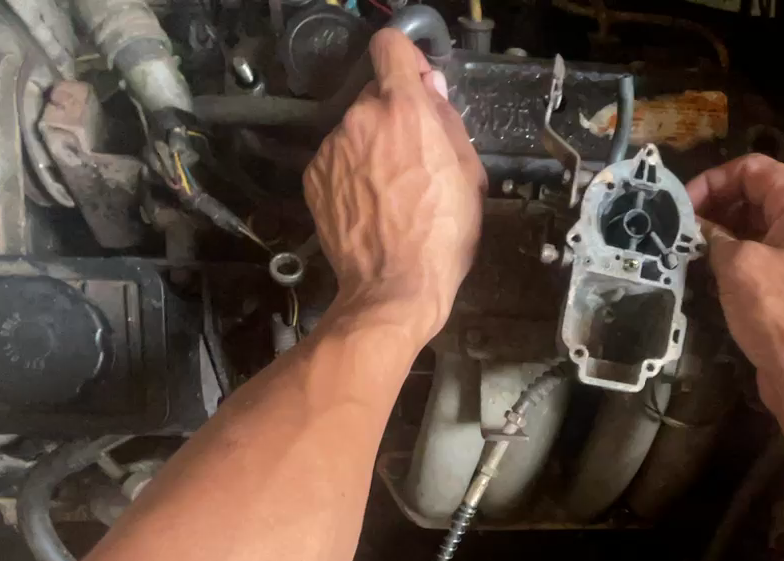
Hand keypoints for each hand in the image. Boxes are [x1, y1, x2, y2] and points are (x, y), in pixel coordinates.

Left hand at [303, 30, 484, 342]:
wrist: (394, 290)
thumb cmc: (440, 241)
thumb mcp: (469, 180)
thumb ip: (450, 125)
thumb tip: (432, 93)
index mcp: (404, 112)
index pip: (391, 47)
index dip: (406, 62)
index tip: (416, 87)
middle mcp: (361, 119)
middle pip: (375, 98)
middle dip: (394, 121)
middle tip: (414, 164)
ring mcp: (332, 148)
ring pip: (355, 132)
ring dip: (371, 151)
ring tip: (391, 196)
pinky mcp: (314, 177)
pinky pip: (337, 162)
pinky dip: (351, 176)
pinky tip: (371, 208)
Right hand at [687, 155, 783, 422]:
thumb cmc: (781, 312)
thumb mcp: (739, 265)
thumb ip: (715, 238)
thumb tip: (699, 231)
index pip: (753, 169)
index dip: (712, 180)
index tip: (679, 205)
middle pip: (756, 199)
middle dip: (716, 211)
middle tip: (679, 232)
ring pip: (757, 233)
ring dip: (722, 240)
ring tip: (687, 255)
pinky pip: (762, 263)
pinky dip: (735, 265)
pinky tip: (708, 279)